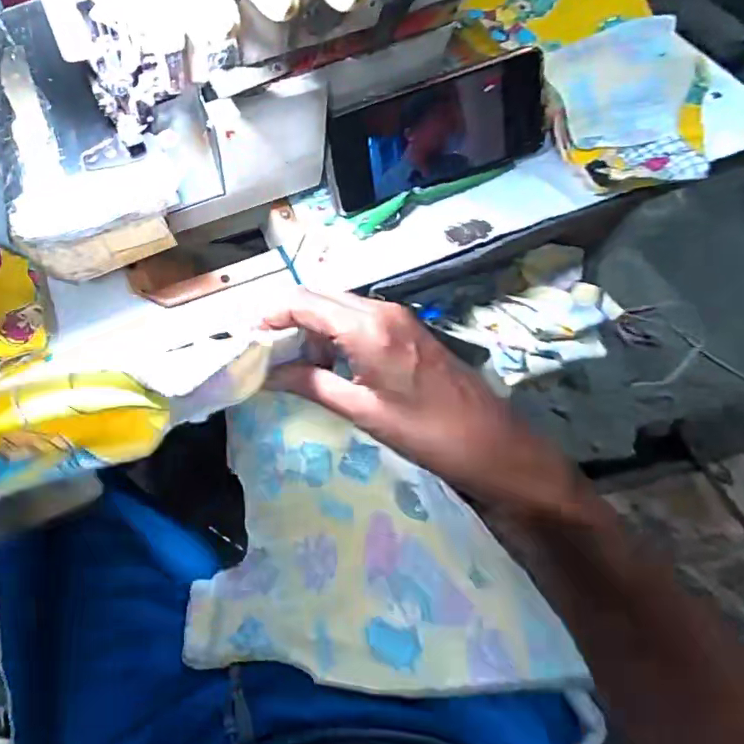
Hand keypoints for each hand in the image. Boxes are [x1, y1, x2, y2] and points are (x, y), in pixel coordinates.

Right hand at [260, 288, 592, 521]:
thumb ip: (310, 384)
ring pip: (335, 305)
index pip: (302, 302)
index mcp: (368, 328)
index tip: (247, 337)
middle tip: (263, 349)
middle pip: (317, 296)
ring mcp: (395, 316)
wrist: (496, 447)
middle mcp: (380, 310)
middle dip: (286, 317)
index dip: (269, 315)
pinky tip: (326, 363)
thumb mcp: (362, 411)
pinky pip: (355, 317)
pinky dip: (331, 332)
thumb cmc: (428, 433)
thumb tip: (266, 376)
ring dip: (309, 326)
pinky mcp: (404, 328)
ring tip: (292, 363)